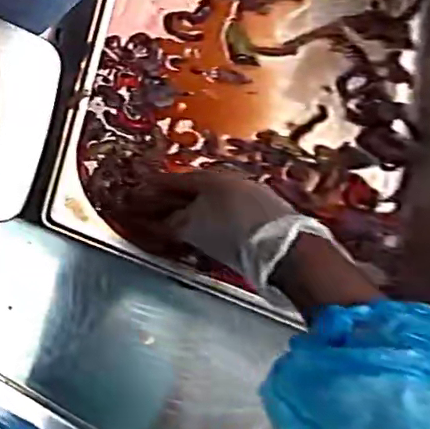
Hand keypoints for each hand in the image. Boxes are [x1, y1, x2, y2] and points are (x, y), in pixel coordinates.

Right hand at [161, 170, 343, 291]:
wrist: (292, 253)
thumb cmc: (234, 234)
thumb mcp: (191, 228)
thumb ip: (170, 221)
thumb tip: (159, 220)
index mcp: (208, 175)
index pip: (170, 180)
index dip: (150, 190)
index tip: (137, 197)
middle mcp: (232, 178)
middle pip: (194, 188)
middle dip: (174, 200)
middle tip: (157, 211)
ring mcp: (255, 194)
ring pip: (216, 199)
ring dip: (198, 209)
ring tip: (185, 224)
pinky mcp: (273, 212)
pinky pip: (234, 211)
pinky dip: (219, 218)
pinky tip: (215, 231)